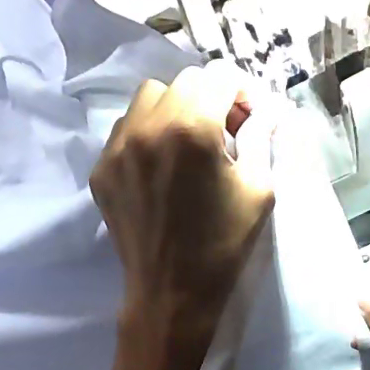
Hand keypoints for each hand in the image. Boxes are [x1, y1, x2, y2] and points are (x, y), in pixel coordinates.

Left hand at [94, 64, 274, 358]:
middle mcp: (148, 126)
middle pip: (185, 82)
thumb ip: (262, 138)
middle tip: (226, 133)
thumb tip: (266, 110)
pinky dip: (149, 134)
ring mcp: (118, 146)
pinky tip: (164, 167)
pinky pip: (127, 129)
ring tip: (191, 146)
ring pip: (149, 98)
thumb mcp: (259, 188)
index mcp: (192, 128)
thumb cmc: (224, 244)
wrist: (172, 293)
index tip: (250, 118)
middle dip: (211, 98)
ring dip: (176, 110)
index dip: (243, 92)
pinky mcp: (102, 168)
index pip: (219, 76)